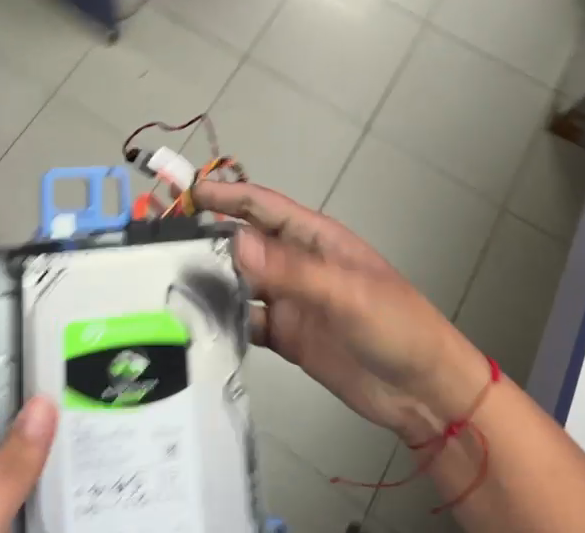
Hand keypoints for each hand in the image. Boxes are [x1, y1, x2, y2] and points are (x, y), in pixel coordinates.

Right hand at [192, 181, 490, 440]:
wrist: (424, 391)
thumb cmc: (396, 325)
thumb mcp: (346, 293)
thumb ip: (291, 271)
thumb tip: (235, 240)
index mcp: (315, 239)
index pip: (262, 206)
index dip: (226, 195)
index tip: (186, 192)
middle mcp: (297, 264)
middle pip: (245, 243)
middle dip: (208, 237)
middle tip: (159, 242)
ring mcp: (292, 301)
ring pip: (241, 283)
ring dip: (212, 281)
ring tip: (167, 284)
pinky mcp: (289, 337)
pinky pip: (248, 322)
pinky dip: (224, 321)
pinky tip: (197, 326)